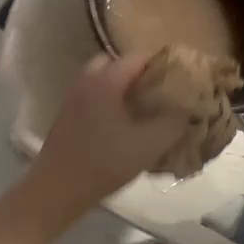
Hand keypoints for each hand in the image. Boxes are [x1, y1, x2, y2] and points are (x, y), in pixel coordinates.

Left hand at [27, 53, 187, 211]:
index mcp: (106, 80)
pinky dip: (107, 100)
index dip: (159, 64)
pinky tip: (120, 125)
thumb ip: (171, 124)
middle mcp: (87, 80)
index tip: (177, 79)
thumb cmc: (104, 162)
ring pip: (101, 79)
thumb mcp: (147, 146)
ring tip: (141, 110)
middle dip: (137, 73)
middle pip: (115, 63)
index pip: (137, 57)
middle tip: (156, 93)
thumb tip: (185, 111)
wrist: (58, 187)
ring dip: (121, 88)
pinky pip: (92, 95)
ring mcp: (73, 96)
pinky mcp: (66, 114)